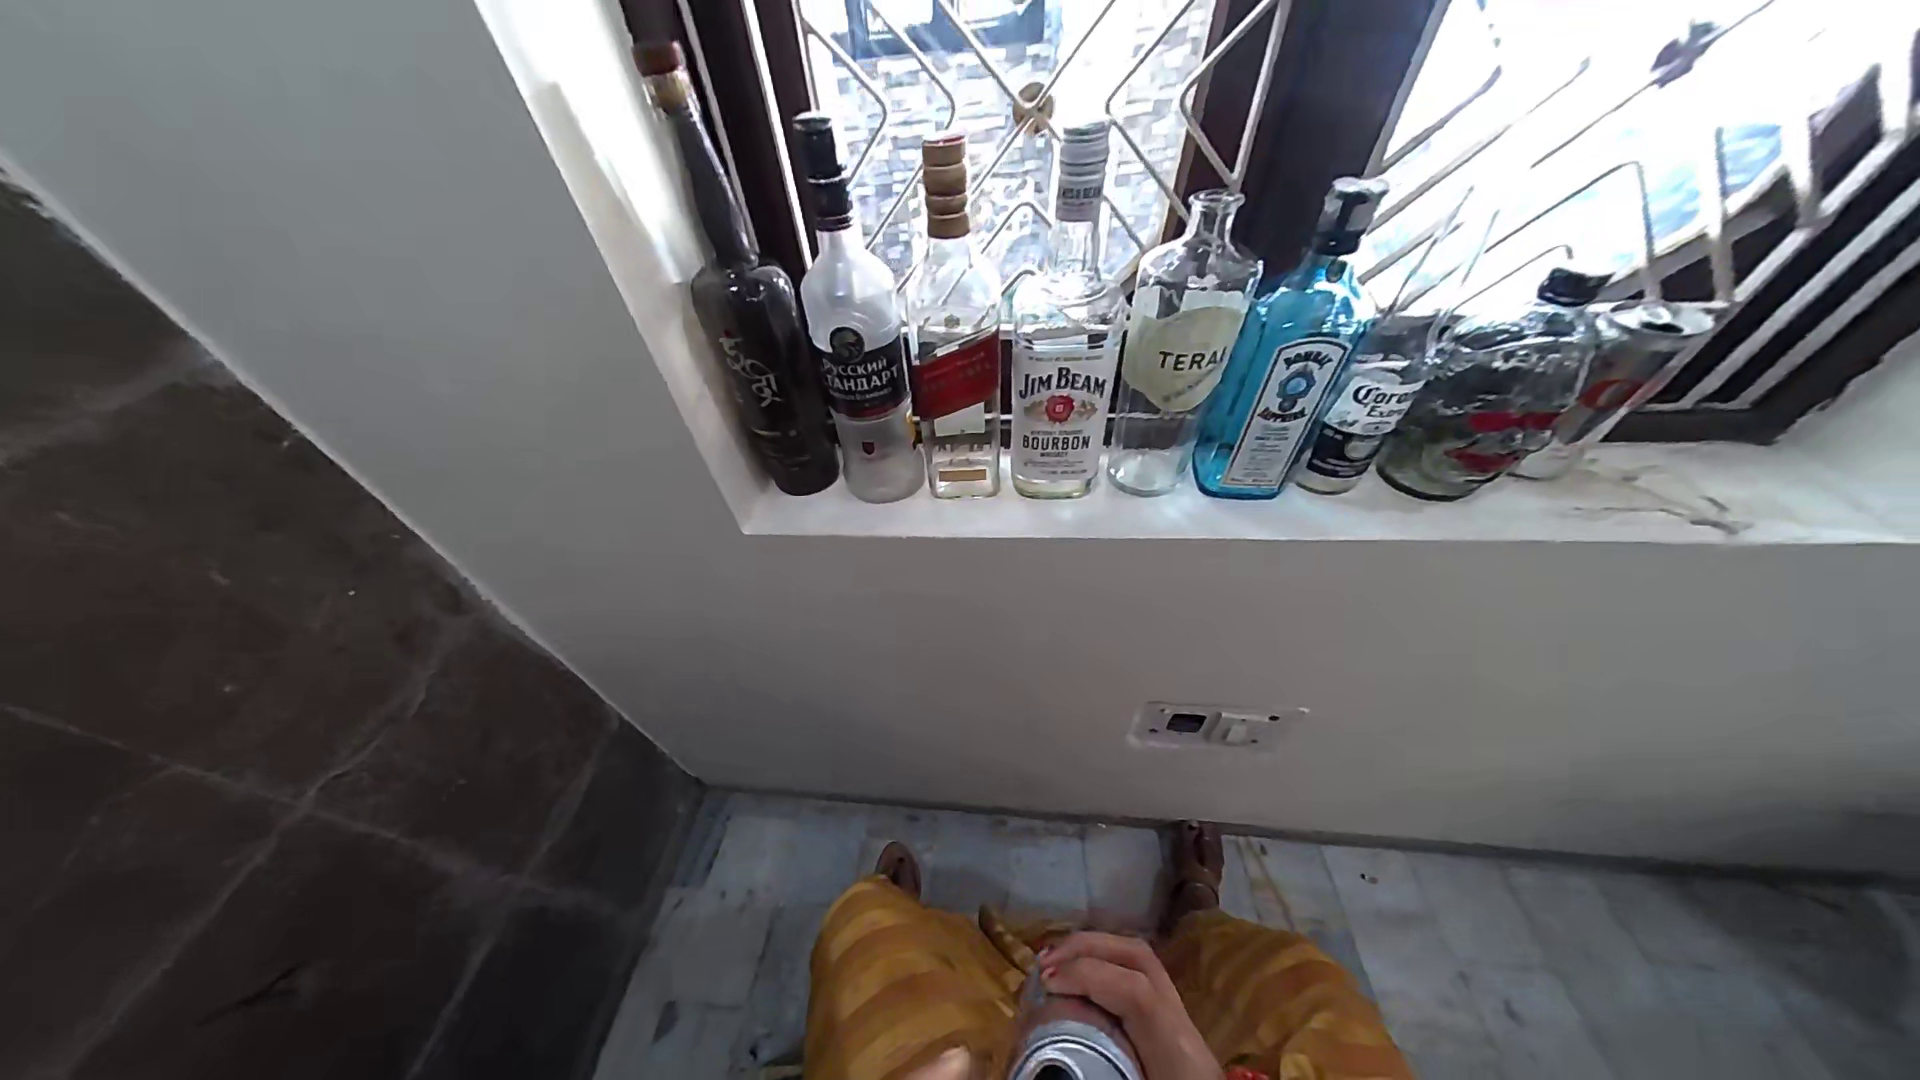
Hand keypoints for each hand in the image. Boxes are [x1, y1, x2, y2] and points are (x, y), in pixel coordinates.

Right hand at [1039, 932, 1222, 1079]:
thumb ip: (1095, 1071)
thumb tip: (1053, 1062)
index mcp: (1177, 1052)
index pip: (1137, 993)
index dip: (1088, 976)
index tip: (1047, 984)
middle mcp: (1183, 1024)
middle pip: (1139, 957)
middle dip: (1086, 949)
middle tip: (1043, 964)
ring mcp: (1181, 1016)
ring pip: (1140, 955)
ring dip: (1093, 948)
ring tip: (1055, 960)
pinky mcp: (1173, 1020)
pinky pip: (1139, 970)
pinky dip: (1104, 960)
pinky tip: (1079, 970)